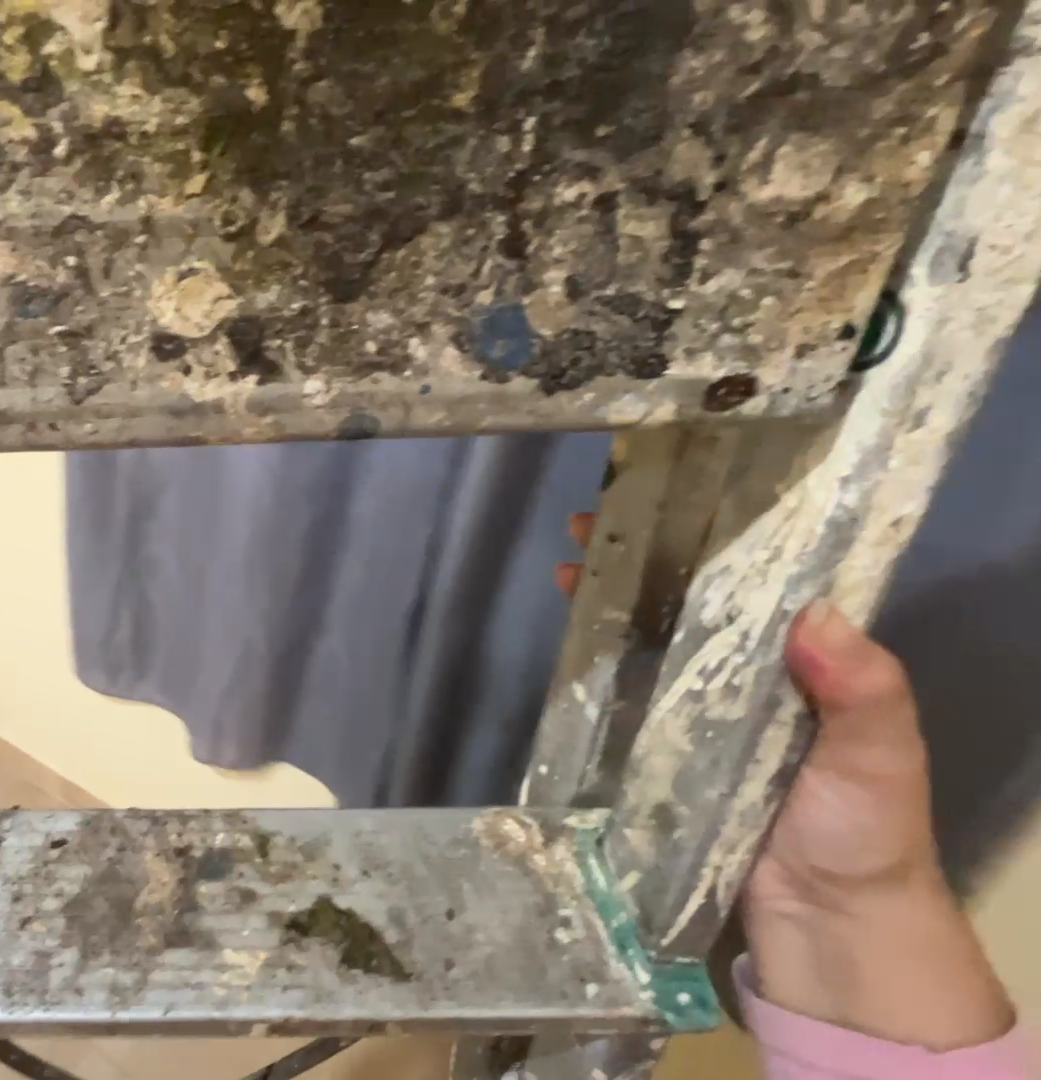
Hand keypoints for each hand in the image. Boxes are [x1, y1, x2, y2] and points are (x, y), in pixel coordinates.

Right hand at [558, 519, 1011, 1048]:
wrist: (818, 915)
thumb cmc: (859, 829)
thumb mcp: (879, 758)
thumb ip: (862, 693)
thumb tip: (814, 614)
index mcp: (803, 661)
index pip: (755, 581)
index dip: (712, 536)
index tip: (668, 500)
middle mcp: (748, 670)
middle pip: (688, 596)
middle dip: (640, 554)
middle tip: (589, 521)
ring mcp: (698, 702)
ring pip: (651, 630)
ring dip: (611, 592)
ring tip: (569, 564)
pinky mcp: (658, 735)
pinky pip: (626, 681)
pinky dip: (598, 648)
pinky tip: (572, 626)